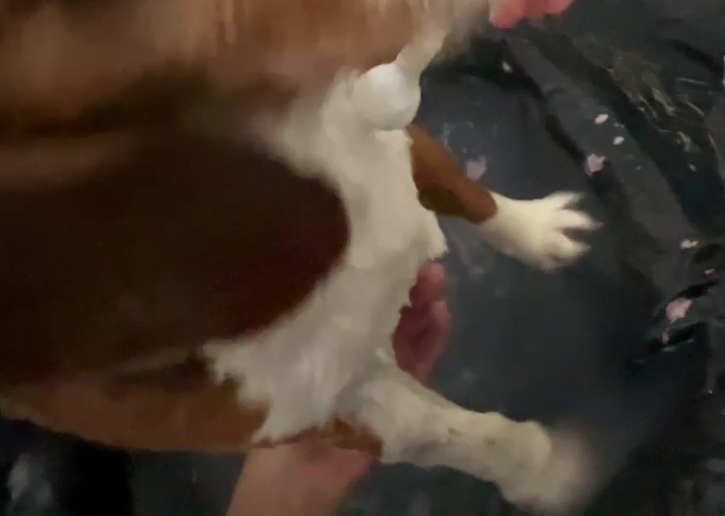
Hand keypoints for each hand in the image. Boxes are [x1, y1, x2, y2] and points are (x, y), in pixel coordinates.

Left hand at [224, 264, 451, 515]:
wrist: (296, 477)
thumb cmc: (282, 408)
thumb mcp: (292, 356)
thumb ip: (316, 323)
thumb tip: (323, 271)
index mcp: (330, 336)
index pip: (358, 298)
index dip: (376, 274)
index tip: (388, 248)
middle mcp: (358, 349)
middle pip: (389, 309)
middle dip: (407, 283)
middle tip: (420, 260)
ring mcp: (384, 370)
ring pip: (411, 329)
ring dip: (426, 303)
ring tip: (438, 279)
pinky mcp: (405, 394)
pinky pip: (424, 360)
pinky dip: (436, 337)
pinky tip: (443, 313)